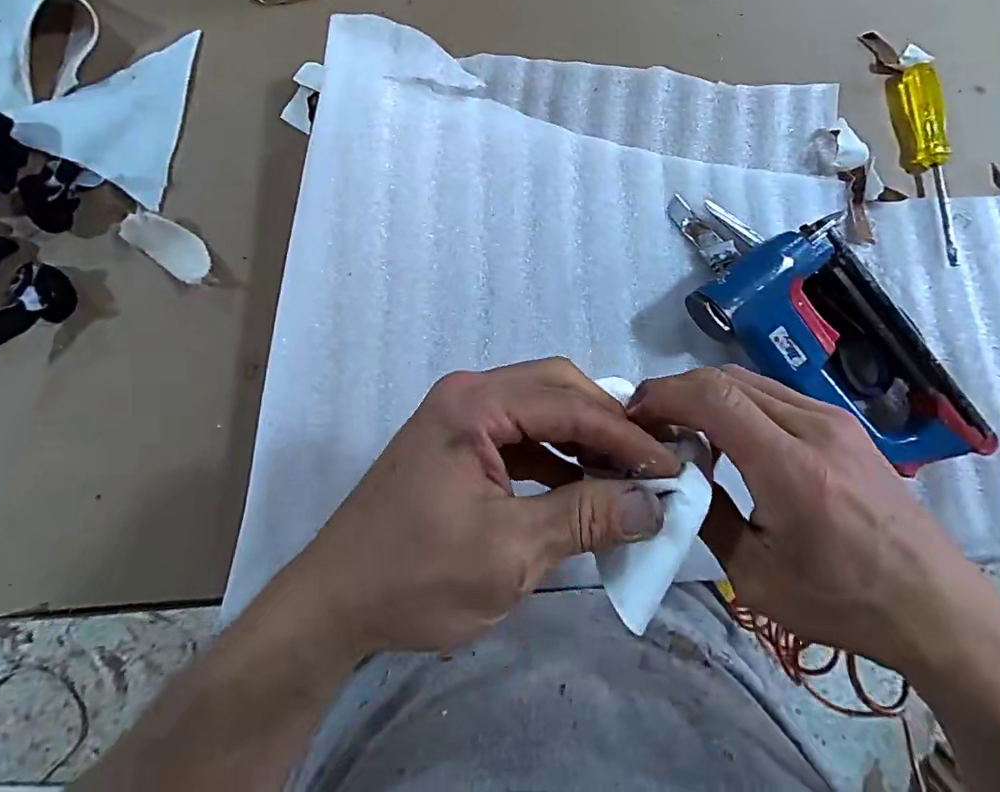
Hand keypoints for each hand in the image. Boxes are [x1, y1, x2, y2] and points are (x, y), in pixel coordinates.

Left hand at [270, 358, 682, 660]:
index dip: (626, 436)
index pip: (570, 405)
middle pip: (559, 389)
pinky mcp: (459, 443)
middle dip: (608, 425)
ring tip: (625, 475)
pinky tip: (582, 487)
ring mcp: (461, 416)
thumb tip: (655, 505)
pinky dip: (558, 456)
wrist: (328, 610)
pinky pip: (523, 434)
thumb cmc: (415, 578)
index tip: (671, 467)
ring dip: (586, 439)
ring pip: (543, 408)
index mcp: (474, 405)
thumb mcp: (510, 553)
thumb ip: (587, 519)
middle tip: (650, 462)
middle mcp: (469, 394)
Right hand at [627, 364, 978, 674]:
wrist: (933, 602)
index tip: (634, 414)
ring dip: (709, 396)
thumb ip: (708, 516)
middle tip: (651, 424)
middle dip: (679, 391)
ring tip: (684, 430)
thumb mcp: (756, 577)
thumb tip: (674, 477)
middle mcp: (814, 425)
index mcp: (790, 465)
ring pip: (753, 382)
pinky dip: (741, 404)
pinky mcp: (846, 425)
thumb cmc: (843, 602)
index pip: (714, 397)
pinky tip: (732, 438)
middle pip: (728, 379)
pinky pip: (778, 396)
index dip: (665, 395)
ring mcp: (835, 419)